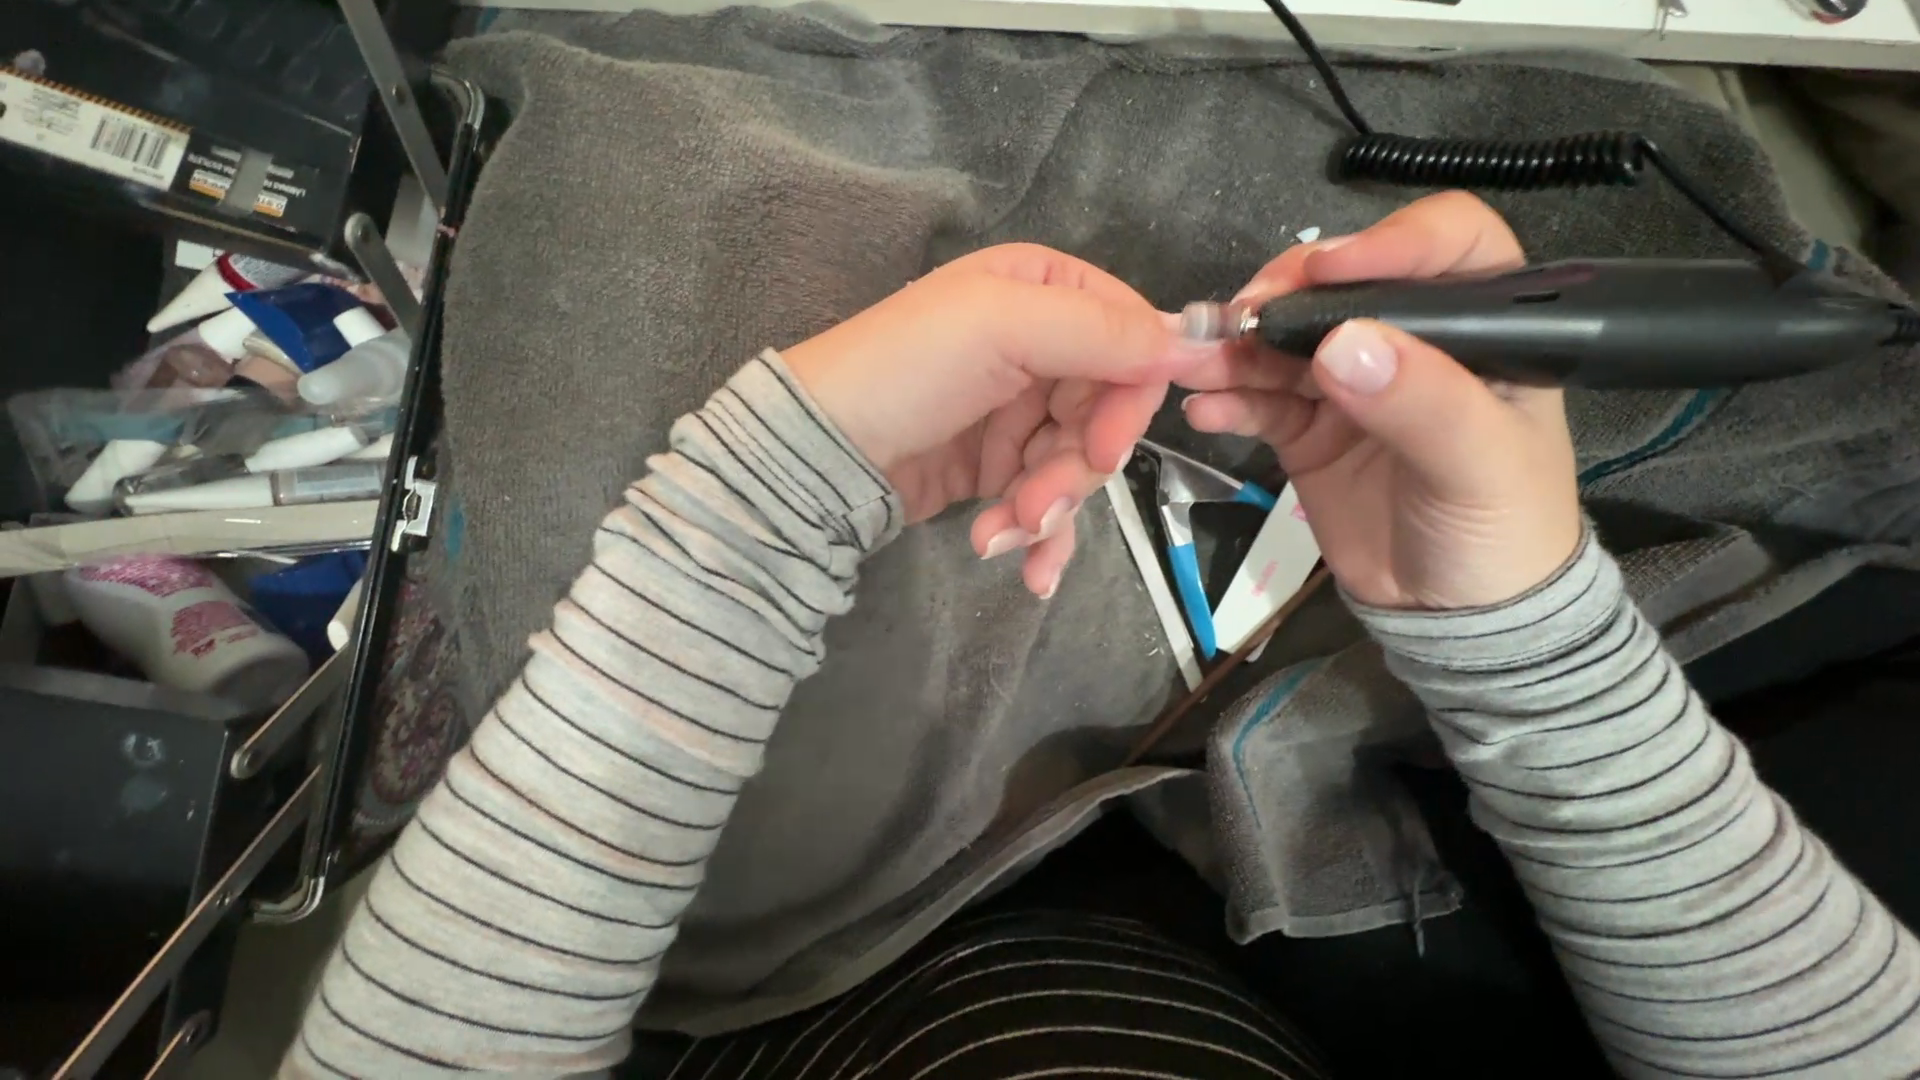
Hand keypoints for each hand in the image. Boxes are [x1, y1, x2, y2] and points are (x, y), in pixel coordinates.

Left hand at [783, 243, 1203, 597]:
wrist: (821, 452)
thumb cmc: (904, 371)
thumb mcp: (999, 327)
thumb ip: (1100, 331)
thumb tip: (1196, 341)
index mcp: (1046, 291)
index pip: (1132, 344)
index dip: (1127, 403)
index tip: (1104, 452)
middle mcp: (1041, 346)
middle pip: (1106, 415)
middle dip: (1075, 472)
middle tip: (1034, 506)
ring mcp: (1021, 410)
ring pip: (1078, 466)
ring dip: (1048, 509)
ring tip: (1000, 535)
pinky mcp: (1002, 466)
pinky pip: (1049, 499)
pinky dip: (1038, 533)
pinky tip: (1018, 562)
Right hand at [1178, 192, 1582, 609]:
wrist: (1450, 613)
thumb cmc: (1497, 530)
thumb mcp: (1478, 465)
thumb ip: (1420, 401)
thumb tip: (1342, 343)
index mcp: (1482, 329)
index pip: (1444, 248)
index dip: (1388, 242)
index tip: (1323, 271)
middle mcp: (1410, 342)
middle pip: (1342, 289)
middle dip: (1286, 296)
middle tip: (1240, 318)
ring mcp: (1349, 386)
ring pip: (1286, 345)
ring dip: (1239, 350)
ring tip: (1199, 365)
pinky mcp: (1305, 428)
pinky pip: (1260, 402)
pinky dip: (1229, 401)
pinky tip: (1205, 410)